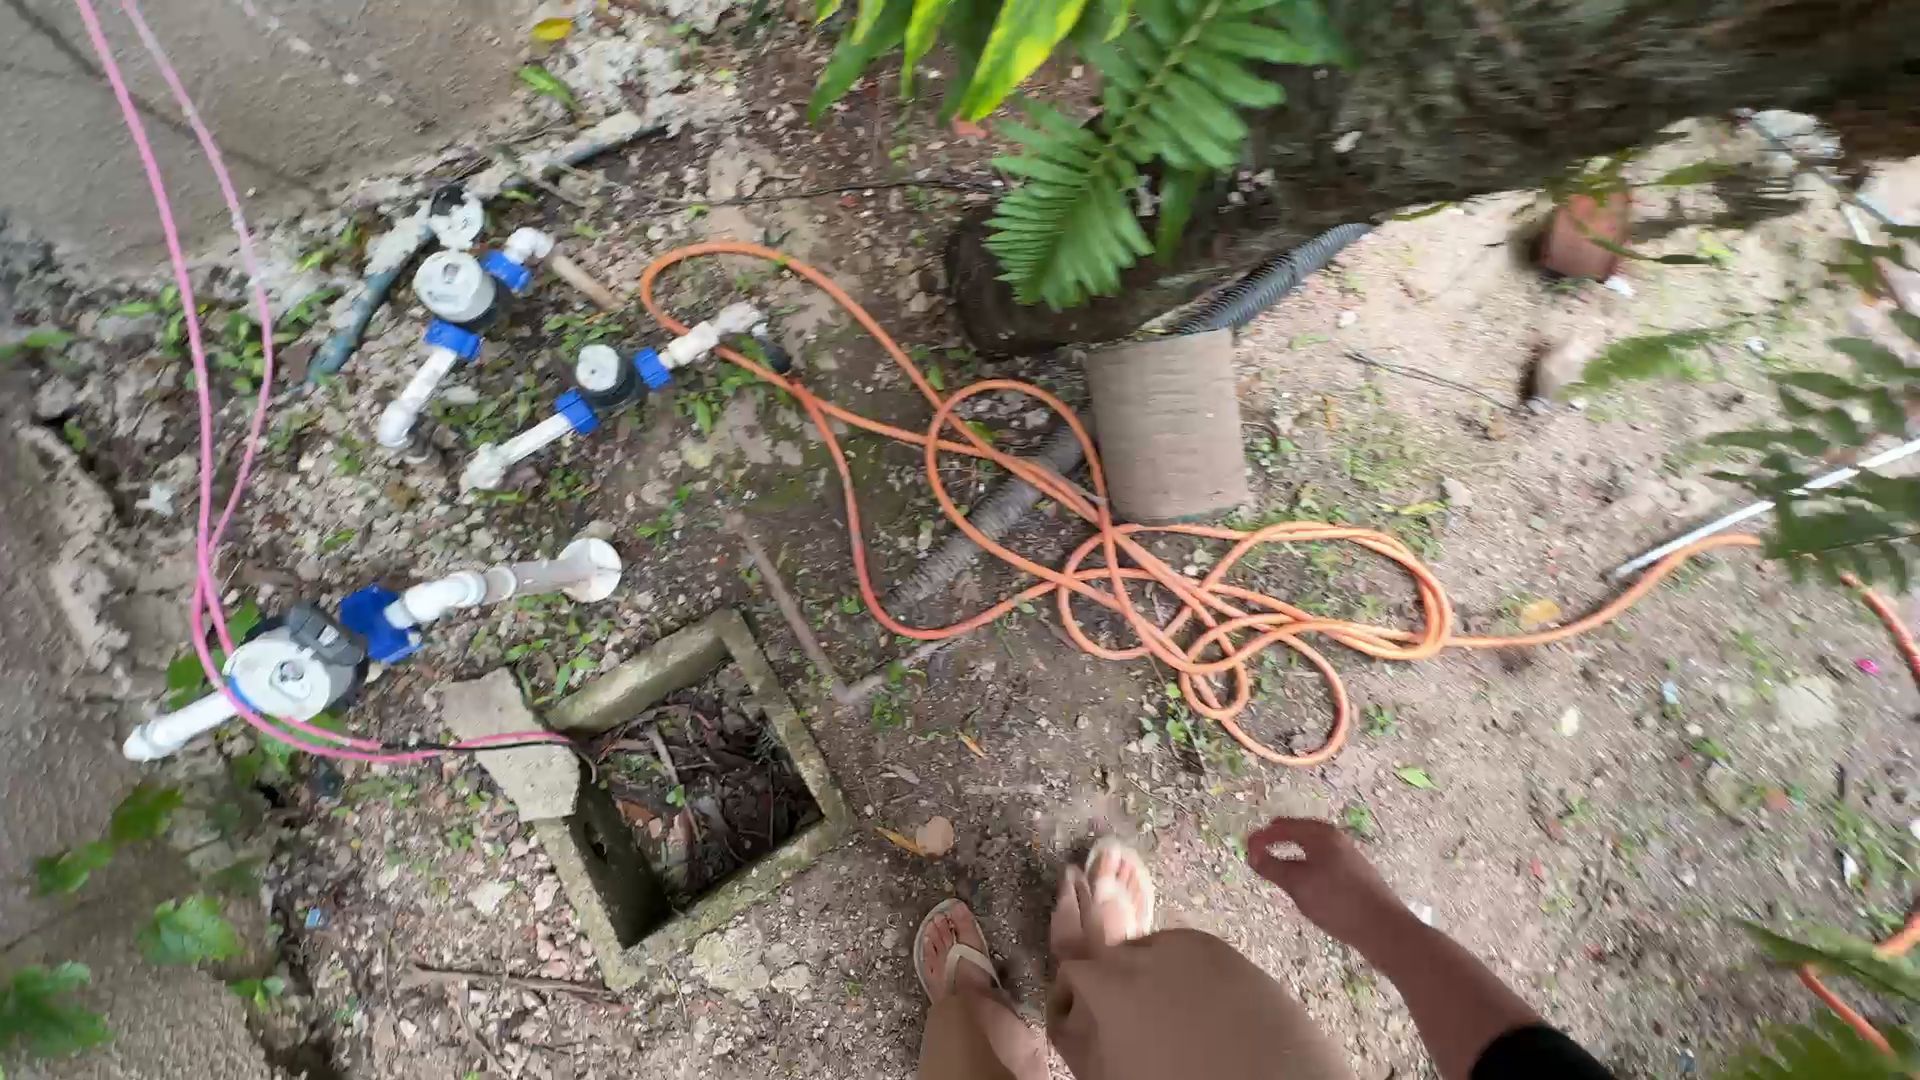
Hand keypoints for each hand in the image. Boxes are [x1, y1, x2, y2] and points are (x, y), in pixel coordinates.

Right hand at [1245, 817, 1411, 950]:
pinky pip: (1321, 861)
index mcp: (1319, 834)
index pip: (1280, 827)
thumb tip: (1253, 855)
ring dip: (1290, 856)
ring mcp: (1347, 855)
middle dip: (1274, 843)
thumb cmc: (1338, 902)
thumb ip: (1271, 866)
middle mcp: (1334, 838)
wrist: (1386, 931)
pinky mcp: (1355, 873)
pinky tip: (1304, 885)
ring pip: (1309, 849)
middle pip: (1296, 833)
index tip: (1246, 853)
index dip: (1260, 838)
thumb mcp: (1297, 884)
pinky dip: (1305, 866)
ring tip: (1277, 872)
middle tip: (1258, 859)